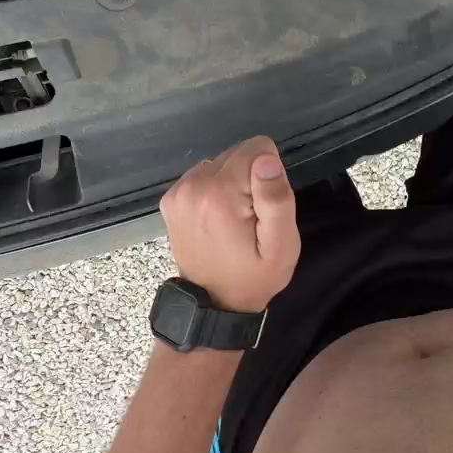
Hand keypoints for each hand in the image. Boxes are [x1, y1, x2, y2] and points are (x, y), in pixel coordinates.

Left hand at [159, 136, 299, 312]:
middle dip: (252, 178)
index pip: (258, 148)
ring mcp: (178, 191)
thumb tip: (266, 158)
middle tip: (254, 216)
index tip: (266, 206)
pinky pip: (206, 173)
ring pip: (223, 161)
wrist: (215, 304)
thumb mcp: (282, 245)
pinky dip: (217, 188)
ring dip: (235, 182)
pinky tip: (220, 217)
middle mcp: (193, 186)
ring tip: (237, 219)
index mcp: (220, 195)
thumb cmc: (255, 276)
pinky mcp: (171, 197)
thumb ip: (276, 198)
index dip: (270, 175)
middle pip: (239, 152)